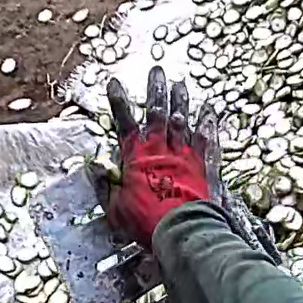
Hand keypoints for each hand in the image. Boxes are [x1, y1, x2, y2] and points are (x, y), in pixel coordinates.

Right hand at [106, 68, 280, 261]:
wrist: (181, 231)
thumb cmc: (145, 222)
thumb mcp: (114, 208)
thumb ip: (103, 185)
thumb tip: (94, 165)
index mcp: (136, 156)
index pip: (124, 122)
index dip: (118, 101)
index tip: (113, 83)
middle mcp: (161, 149)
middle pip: (158, 112)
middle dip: (156, 90)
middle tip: (156, 71)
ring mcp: (184, 154)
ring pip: (182, 120)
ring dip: (180, 100)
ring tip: (180, 84)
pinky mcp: (203, 165)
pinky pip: (206, 138)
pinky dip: (207, 123)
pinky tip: (209, 110)